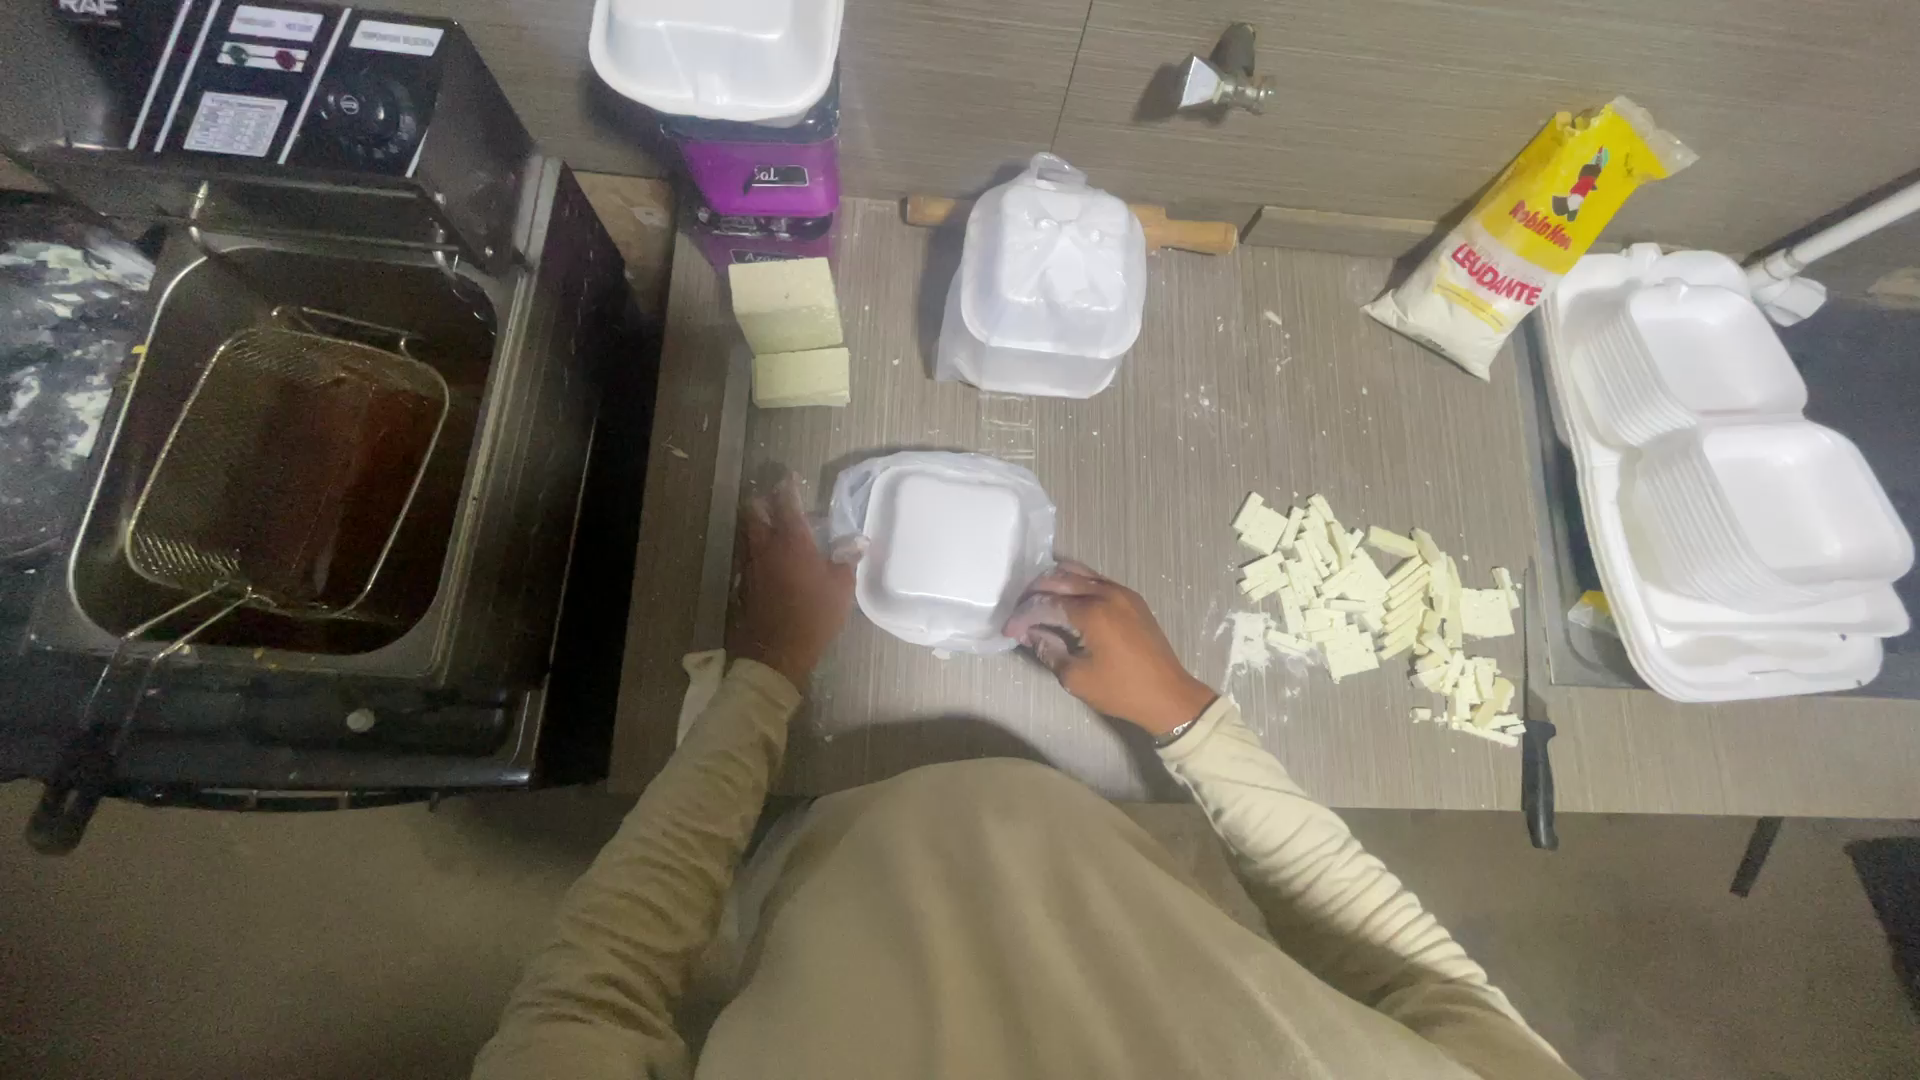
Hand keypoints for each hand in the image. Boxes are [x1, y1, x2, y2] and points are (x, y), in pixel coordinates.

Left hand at [729, 474, 855, 688]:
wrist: (778, 650)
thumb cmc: (815, 614)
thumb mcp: (841, 586)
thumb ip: (847, 559)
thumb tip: (858, 541)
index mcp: (792, 540)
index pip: (786, 502)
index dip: (788, 487)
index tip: (791, 478)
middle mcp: (766, 546)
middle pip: (755, 512)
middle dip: (765, 501)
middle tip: (779, 502)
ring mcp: (752, 565)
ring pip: (749, 533)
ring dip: (760, 526)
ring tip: (777, 531)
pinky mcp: (745, 584)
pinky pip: (749, 557)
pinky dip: (759, 551)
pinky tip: (772, 563)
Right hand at [1004, 561, 1216, 735]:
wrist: (1169, 696)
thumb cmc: (1121, 690)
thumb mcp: (1076, 677)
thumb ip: (1049, 650)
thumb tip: (1030, 634)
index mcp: (1093, 612)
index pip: (1046, 604)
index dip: (1024, 616)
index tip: (1009, 631)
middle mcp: (1106, 593)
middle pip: (1060, 579)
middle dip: (1034, 593)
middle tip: (1018, 612)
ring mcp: (1122, 592)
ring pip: (1079, 573)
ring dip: (1054, 583)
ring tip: (1036, 600)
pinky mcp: (1131, 598)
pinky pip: (1096, 580)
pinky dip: (1075, 584)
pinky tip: (1064, 598)